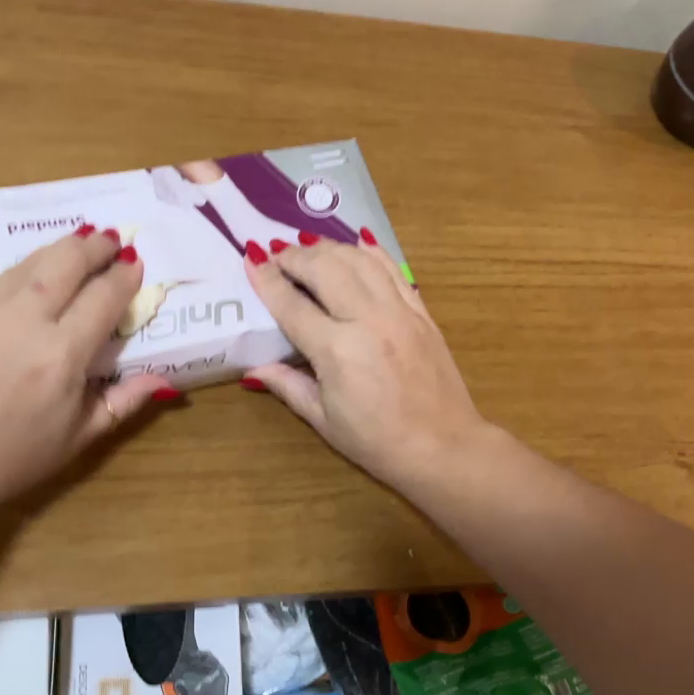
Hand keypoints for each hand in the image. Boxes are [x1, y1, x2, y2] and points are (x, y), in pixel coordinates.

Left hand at [0, 227, 173, 511]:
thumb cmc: (14, 457)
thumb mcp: (79, 438)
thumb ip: (124, 401)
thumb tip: (163, 378)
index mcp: (62, 355)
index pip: (104, 297)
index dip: (124, 276)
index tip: (136, 265)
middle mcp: (25, 320)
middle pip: (67, 261)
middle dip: (95, 245)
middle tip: (111, 239)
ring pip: (30, 262)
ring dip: (60, 249)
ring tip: (78, 245)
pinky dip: (24, 272)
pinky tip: (32, 280)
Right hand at [242, 233, 488, 485]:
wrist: (442, 446)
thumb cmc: (377, 442)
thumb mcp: (323, 420)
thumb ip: (288, 386)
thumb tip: (254, 368)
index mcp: (337, 351)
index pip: (292, 304)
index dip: (266, 280)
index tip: (250, 261)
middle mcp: (368, 320)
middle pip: (325, 267)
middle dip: (295, 256)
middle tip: (278, 258)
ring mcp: (399, 311)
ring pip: (359, 259)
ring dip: (329, 248)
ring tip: (310, 252)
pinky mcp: (421, 311)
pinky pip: (392, 268)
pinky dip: (368, 253)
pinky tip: (353, 250)